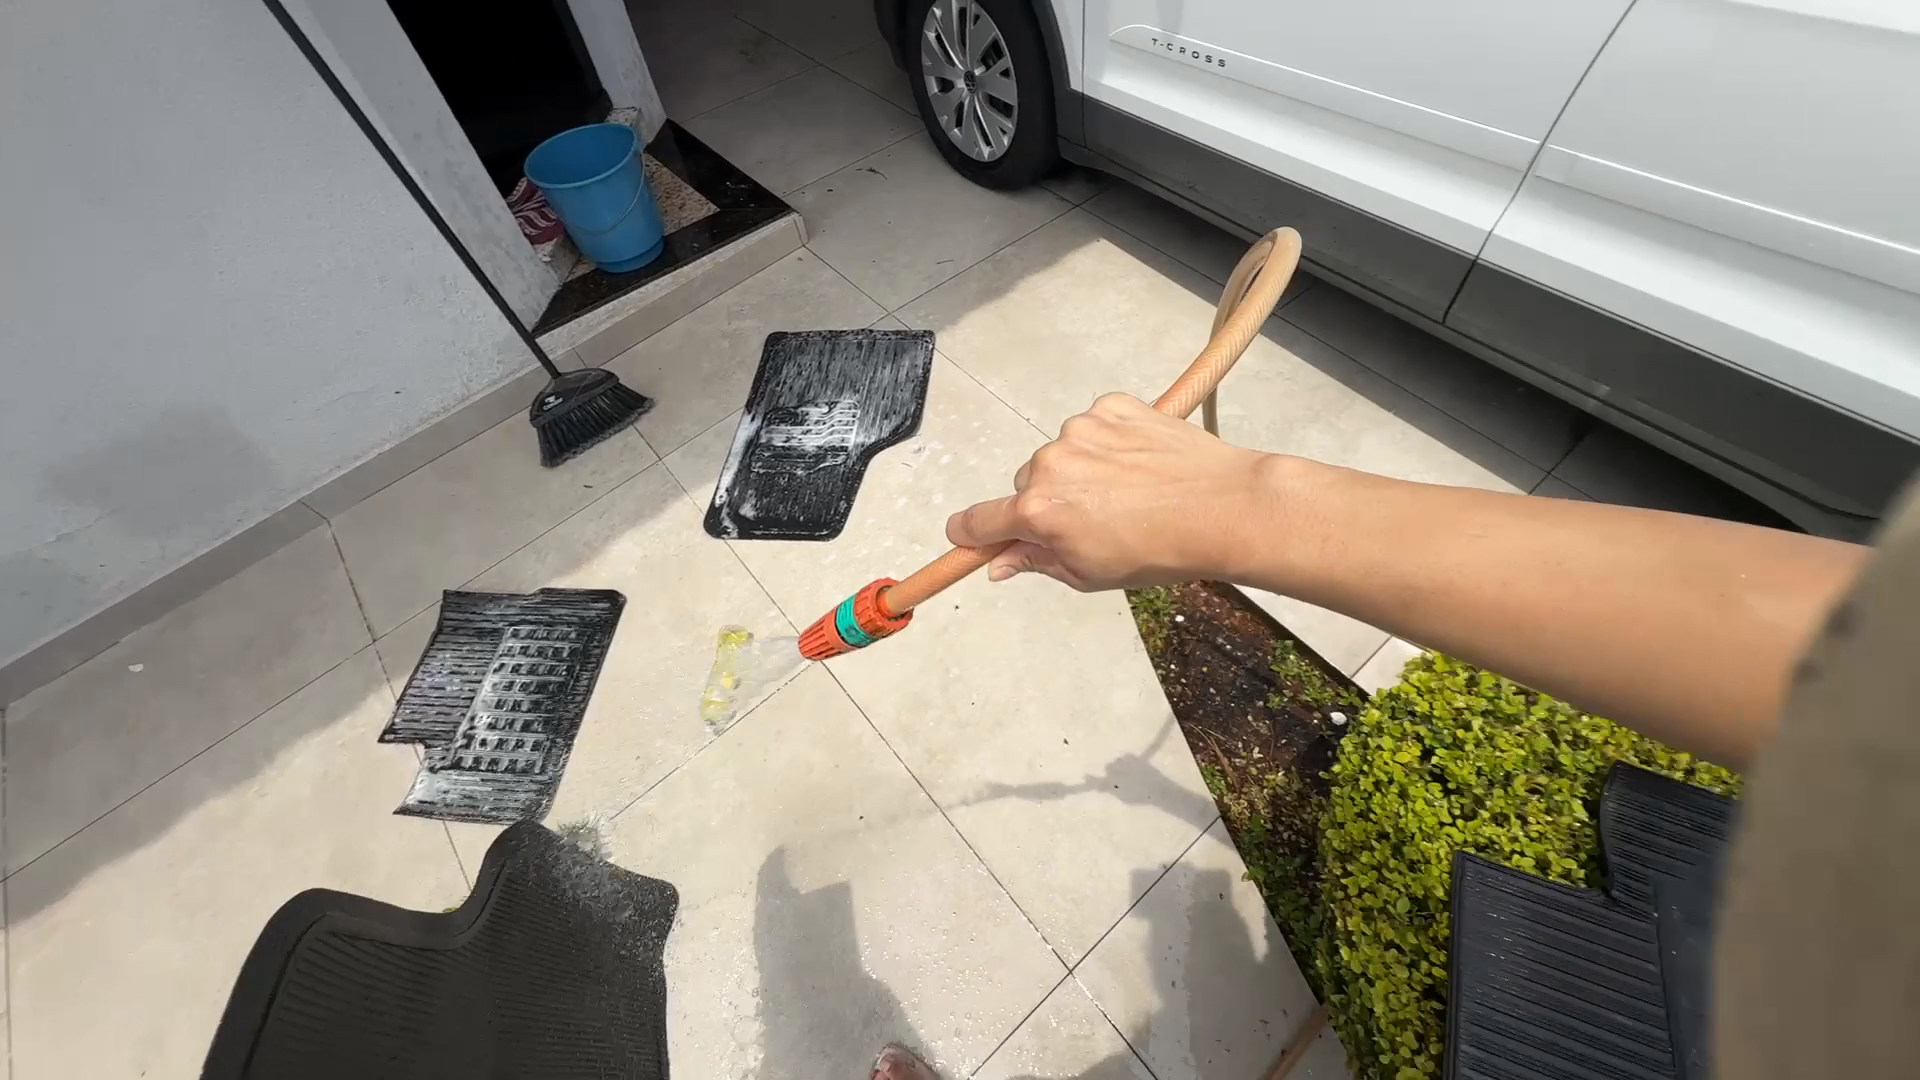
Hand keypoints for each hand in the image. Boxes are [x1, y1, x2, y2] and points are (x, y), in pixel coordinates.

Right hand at [945, 393, 1275, 589]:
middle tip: (1092, 521)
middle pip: (1025, 486)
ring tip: (1126, 492)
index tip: (967, 535)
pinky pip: (1091, 428)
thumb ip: (1035, 563)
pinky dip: (1105, 444)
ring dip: (1078, 472)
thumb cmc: (1159, 550)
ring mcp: (1080, 430)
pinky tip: (1136, 464)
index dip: (969, 533)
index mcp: (1038, 511)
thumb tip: (999, 564)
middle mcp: (1049, 464)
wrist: (1223, 507)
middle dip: (1046, 503)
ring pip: (1059, 456)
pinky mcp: (1110, 407)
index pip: (979, 521)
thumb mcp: (1089, 573)